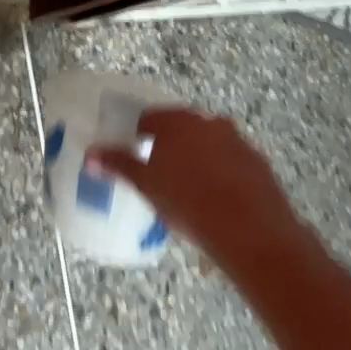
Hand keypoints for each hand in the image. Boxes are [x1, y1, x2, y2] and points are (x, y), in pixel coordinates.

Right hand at [85, 108, 317, 264]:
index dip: (139, 136)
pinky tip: (220, 201)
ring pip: (210, 145)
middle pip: (182, 129)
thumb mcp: (145, 185)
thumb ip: (118, 165)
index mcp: (175, 121)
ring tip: (193, 190)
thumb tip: (90, 155)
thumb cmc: (188, 201)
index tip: (136, 155)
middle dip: (172, 145)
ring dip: (200, 159)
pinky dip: (225, 175)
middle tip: (163, 173)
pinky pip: (234, 164)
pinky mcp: (261, 166)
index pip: (148, 119)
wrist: (252, 232)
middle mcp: (207, 122)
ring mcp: (238, 142)